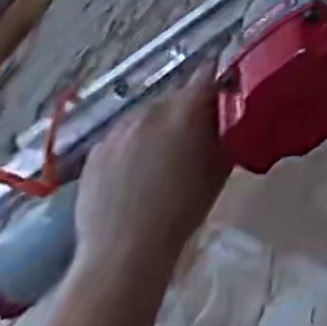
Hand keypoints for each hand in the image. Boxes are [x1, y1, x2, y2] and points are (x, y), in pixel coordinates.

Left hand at [74, 61, 231, 270]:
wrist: (123, 253)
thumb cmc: (183, 210)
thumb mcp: (220, 167)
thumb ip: (225, 130)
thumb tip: (230, 109)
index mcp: (186, 110)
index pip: (207, 72)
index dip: (219, 74)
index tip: (226, 84)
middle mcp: (151, 109)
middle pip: (176, 96)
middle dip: (187, 109)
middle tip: (194, 135)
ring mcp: (119, 128)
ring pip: (147, 115)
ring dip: (159, 126)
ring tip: (161, 159)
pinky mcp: (95, 150)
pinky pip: (122, 136)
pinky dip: (132, 145)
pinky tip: (134, 174)